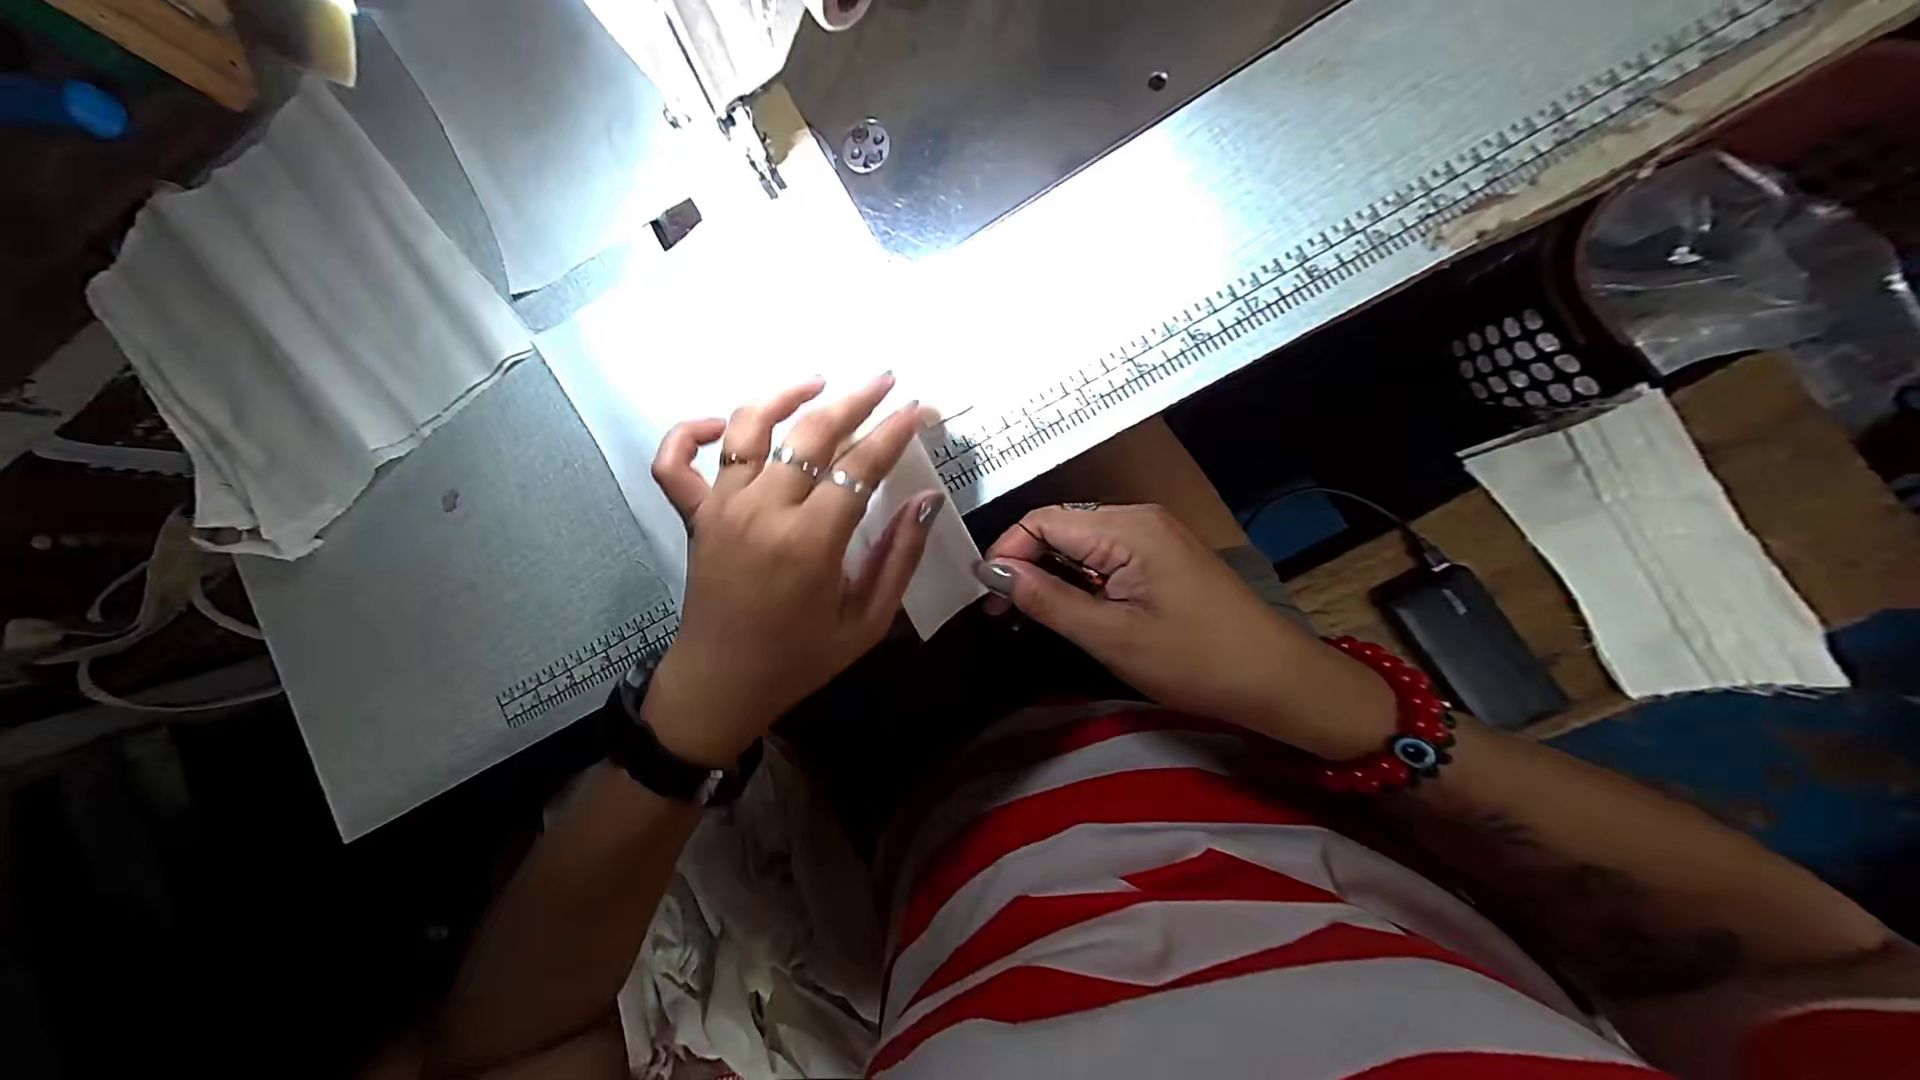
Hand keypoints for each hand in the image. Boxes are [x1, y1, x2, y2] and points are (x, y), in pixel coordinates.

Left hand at [644, 375, 944, 766]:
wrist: (722, 685)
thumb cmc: (801, 658)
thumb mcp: (867, 620)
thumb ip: (899, 557)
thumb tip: (927, 500)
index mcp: (809, 542)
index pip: (860, 466)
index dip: (894, 432)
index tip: (918, 409)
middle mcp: (762, 512)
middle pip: (811, 434)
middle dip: (854, 400)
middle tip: (884, 380)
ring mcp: (721, 509)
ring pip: (748, 430)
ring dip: (784, 397)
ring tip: (817, 383)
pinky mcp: (694, 517)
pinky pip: (675, 462)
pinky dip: (689, 432)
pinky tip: (719, 424)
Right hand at [979, 504, 1397, 759]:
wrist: (1278, 679)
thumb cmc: (1196, 661)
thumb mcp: (1112, 636)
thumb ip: (1048, 600)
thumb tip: (995, 573)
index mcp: (1128, 528)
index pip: (1043, 520)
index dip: (1008, 553)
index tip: (988, 598)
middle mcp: (1139, 518)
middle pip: (1060, 526)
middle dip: (1026, 563)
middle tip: (1002, 611)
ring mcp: (1154, 534)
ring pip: (1081, 542)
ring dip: (1051, 573)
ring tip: (1031, 614)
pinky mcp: (1162, 554)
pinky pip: (1106, 555)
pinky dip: (1080, 579)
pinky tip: (1072, 608)